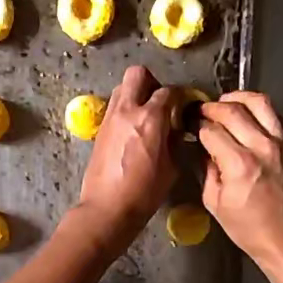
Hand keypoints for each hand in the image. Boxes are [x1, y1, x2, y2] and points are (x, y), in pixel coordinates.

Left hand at [75, 66, 175, 241]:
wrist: (107, 209)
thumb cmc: (144, 193)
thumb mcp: (171, 168)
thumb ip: (175, 142)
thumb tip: (176, 129)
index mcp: (150, 118)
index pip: (168, 91)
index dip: (179, 97)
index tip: (183, 109)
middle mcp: (128, 110)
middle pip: (137, 74)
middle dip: (151, 82)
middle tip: (159, 102)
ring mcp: (110, 119)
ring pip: (122, 88)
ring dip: (135, 94)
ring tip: (145, 116)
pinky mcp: (99, 131)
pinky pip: (114, 108)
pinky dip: (124, 111)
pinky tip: (132, 132)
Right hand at [198, 92, 282, 265]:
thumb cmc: (248, 227)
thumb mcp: (214, 202)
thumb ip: (207, 170)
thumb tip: (204, 148)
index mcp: (240, 164)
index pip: (211, 130)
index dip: (197, 125)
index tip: (191, 125)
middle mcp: (264, 147)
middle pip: (233, 110)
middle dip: (213, 107)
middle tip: (204, 111)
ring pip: (260, 103)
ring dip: (239, 98)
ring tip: (227, 103)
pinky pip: (279, 117)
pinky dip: (262, 113)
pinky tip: (252, 121)